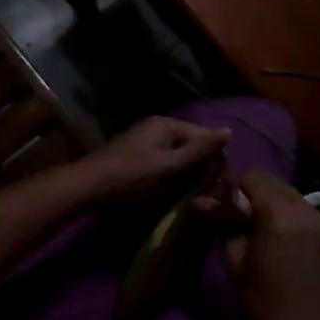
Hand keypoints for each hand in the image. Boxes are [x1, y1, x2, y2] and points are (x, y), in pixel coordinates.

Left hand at [80, 117, 230, 201]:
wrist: (89, 187)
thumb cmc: (131, 175)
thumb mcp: (169, 165)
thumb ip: (199, 150)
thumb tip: (230, 131)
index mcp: (166, 124)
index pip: (204, 136)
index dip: (216, 159)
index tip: (222, 183)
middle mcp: (158, 127)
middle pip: (192, 145)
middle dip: (203, 168)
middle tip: (208, 194)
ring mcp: (147, 141)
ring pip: (180, 156)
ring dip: (189, 174)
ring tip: (194, 195)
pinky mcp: (140, 156)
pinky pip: (166, 162)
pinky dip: (174, 176)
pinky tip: (175, 191)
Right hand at [225, 172, 319, 319]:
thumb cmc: (264, 301)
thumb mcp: (235, 261)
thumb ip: (224, 224)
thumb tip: (205, 201)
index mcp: (279, 213)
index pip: (252, 178)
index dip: (231, 187)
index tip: (218, 207)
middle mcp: (303, 207)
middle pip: (270, 181)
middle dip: (248, 191)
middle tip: (229, 215)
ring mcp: (317, 218)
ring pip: (284, 191)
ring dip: (264, 199)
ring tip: (248, 224)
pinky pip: (296, 206)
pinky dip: (279, 210)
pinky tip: (268, 232)